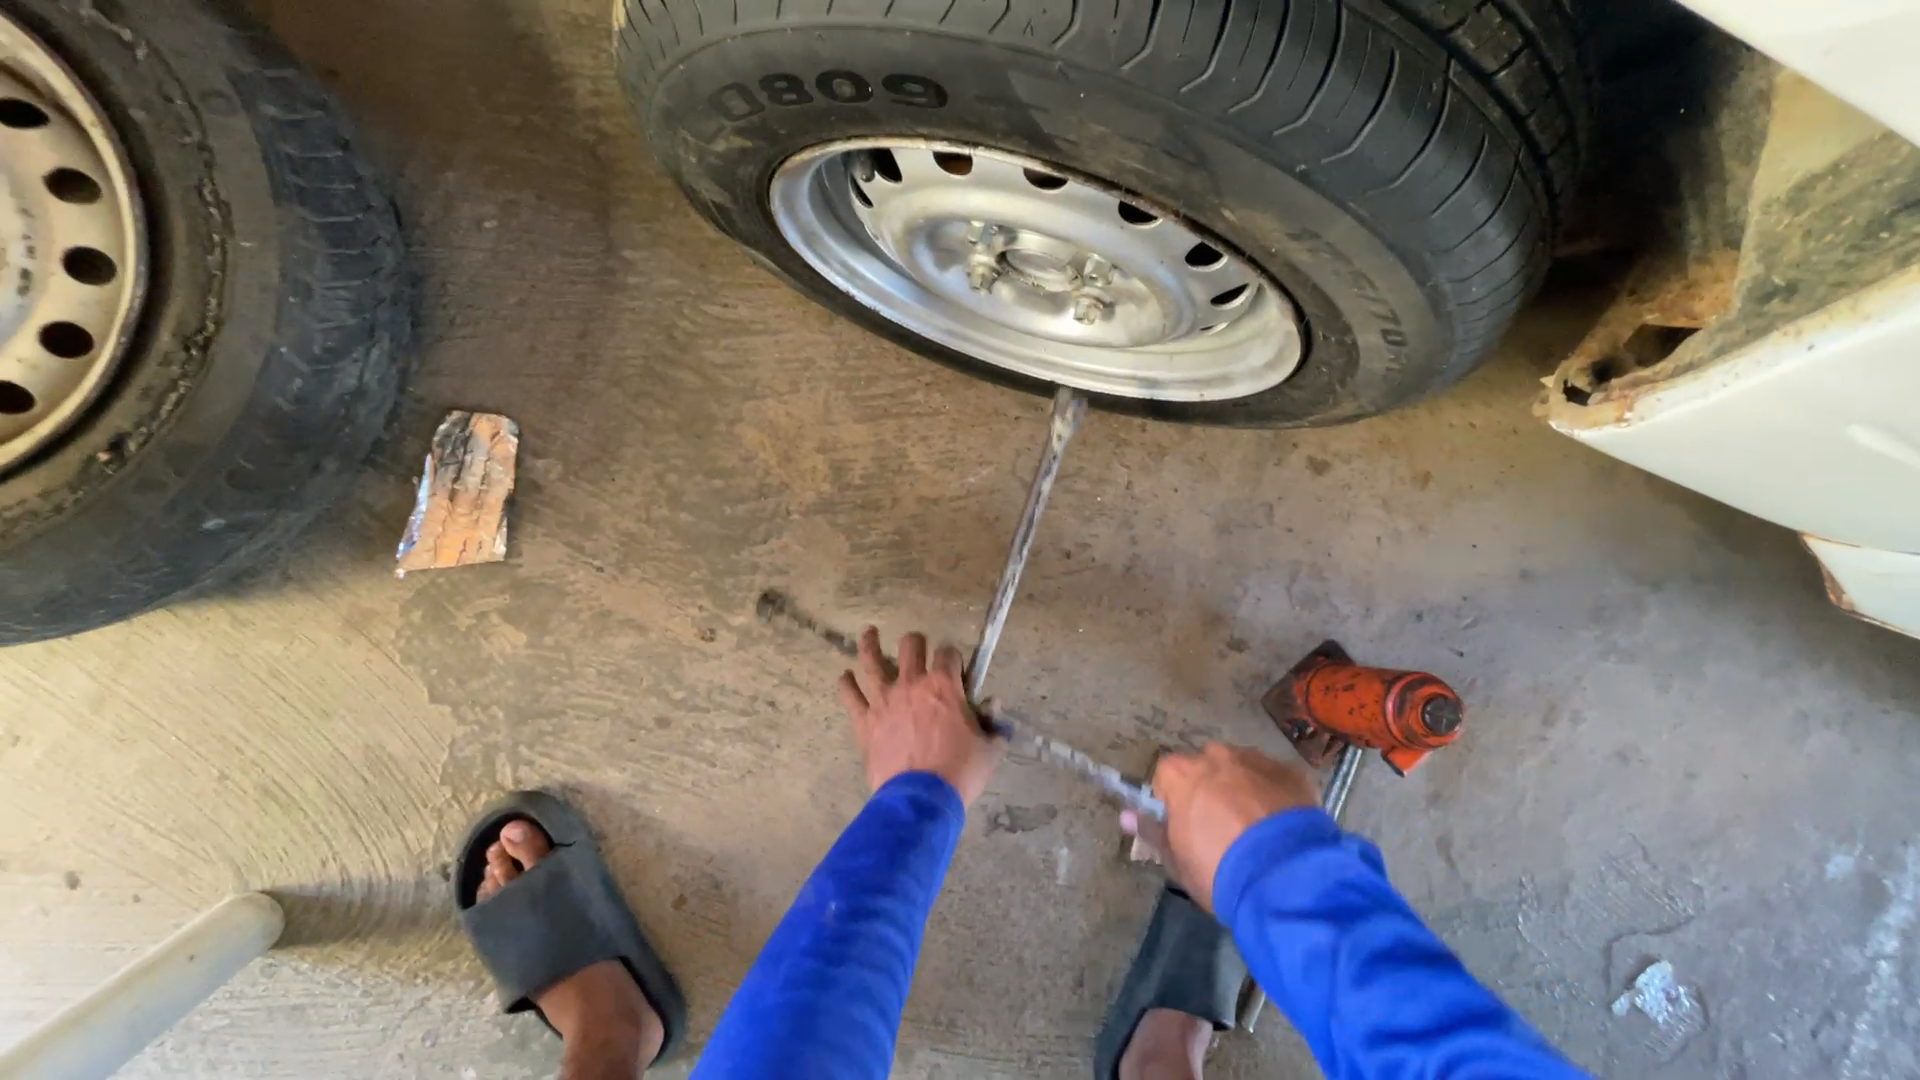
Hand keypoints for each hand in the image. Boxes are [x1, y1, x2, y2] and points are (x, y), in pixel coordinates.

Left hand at [837, 627, 1003, 805]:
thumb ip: (995, 726)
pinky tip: (845, 676)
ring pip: (872, 660)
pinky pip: (850, 695)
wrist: (920, 798)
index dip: (953, 657)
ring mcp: (884, 700)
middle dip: (916, 642)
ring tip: (869, 633)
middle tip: (916, 645)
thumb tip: (996, 709)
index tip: (955, 668)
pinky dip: (846, 684)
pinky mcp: (864, 721)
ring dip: (870, 644)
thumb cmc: (960, 772)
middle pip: (910, 646)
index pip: (948, 653)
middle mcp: (912, 684)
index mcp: (944, 686)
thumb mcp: (989, 750)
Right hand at [1128, 743, 1318, 912]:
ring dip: (1243, 788)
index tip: (1186, 826)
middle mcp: (1216, 756)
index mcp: (1181, 774)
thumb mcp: (1177, 861)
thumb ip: (1152, 832)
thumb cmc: (1218, 869)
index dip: (1174, 800)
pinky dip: (1274, 795)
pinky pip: (1274, 779)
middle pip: (1206, 767)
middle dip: (1210, 789)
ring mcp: (1256, 760)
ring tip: (1257, 829)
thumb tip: (1126, 815)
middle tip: (1222, 827)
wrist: (1286, 877)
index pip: (1167, 776)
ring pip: (1242, 769)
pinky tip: (1283, 827)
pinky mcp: (1291, 772)